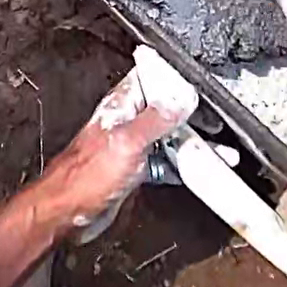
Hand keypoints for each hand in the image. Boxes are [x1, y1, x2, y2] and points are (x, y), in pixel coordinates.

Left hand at [37, 45, 198, 240]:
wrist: (66, 212)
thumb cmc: (85, 176)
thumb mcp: (127, 141)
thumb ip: (157, 118)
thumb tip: (182, 97)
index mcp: (121, 106)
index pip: (149, 76)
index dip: (172, 75)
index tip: (198, 80)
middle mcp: (127, 121)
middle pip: (164, 108)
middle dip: (190, 112)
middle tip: (215, 118)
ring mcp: (131, 146)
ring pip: (168, 137)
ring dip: (192, 141)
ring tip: (220, 147)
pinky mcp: (135, 170)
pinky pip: (166, 162)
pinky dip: (184, 165)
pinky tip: (201, 169)